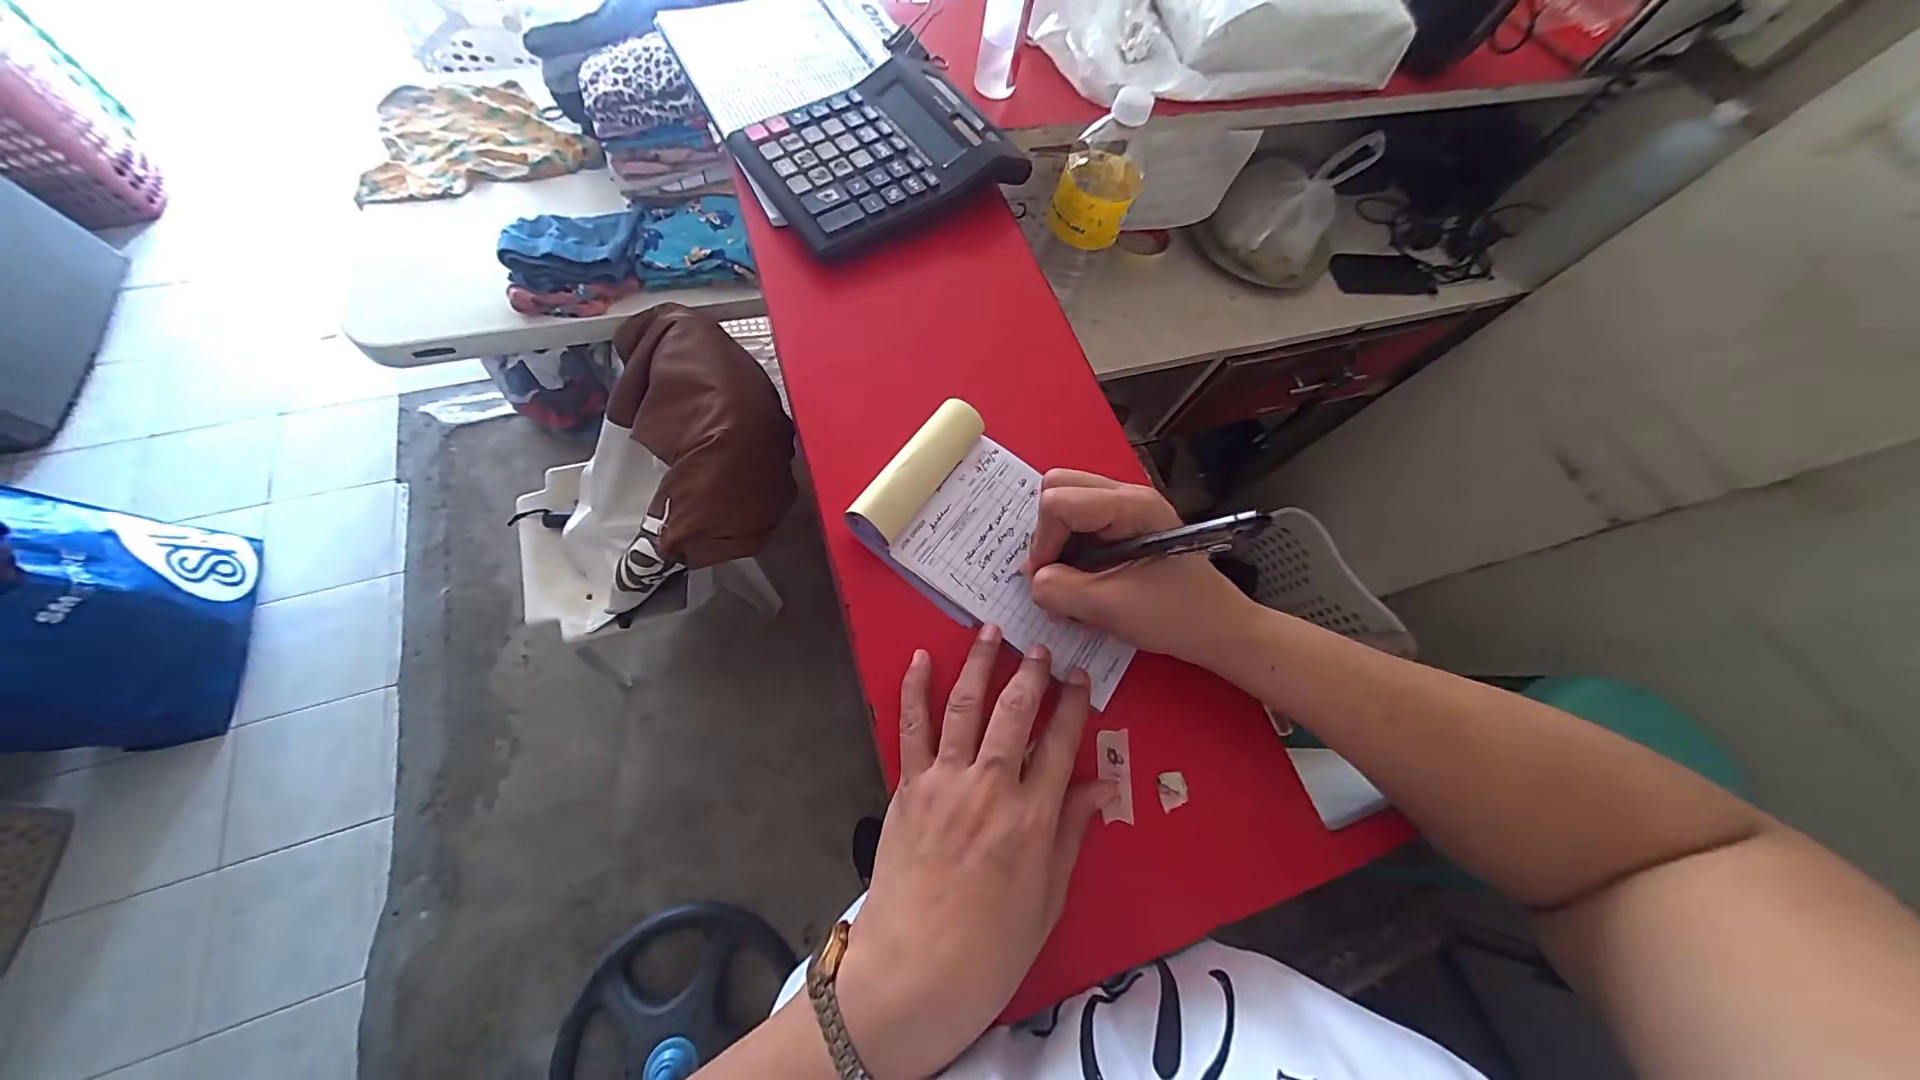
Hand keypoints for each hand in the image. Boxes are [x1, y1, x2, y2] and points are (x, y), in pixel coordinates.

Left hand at [833, 625, 1110, 1078]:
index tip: (1079, 676)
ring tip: (991, 632)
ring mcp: (944, 783)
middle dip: (1031, 674)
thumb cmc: (990, 947)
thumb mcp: (1047, 899)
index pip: (1060, 743)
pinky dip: (915, 690)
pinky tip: (921, 659)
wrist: (912, 974)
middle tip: (1040, 647)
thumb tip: (1100, 785)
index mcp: (1032, 818)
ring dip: (979, 664)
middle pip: (1016, 713)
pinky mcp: (908, 787)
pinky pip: (912, 729)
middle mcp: (990, 788)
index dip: (1073, 705)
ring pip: (965, 707)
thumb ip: (1071, 834)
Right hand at [1023, 470, 1256, 665]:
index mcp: (1131, 507)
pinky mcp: (1124, 526)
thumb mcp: (1109, 608)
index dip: (1043, 542)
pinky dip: (1070, 548)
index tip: (1048, 578)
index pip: (1058, 502)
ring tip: (1071, 581)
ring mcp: (1127, 508)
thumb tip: (1032, 579)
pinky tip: (1084, 579)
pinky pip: (1080, 522)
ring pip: (1066, 503)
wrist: (1220, 629)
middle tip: (1055, 571)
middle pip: (1058, 487)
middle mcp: (1127, 496)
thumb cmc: (1176, 616)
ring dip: (1058, 541)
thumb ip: (1060, 590)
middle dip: (1046, 532)